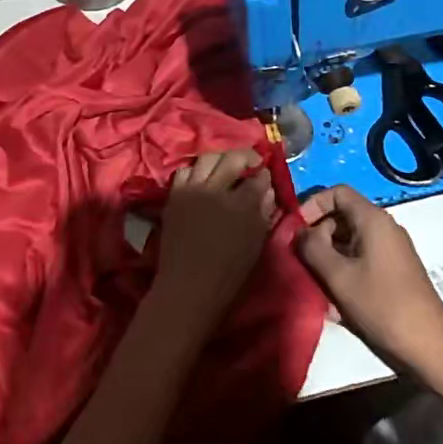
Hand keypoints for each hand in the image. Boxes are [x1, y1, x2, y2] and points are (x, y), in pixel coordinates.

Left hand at [154, 148, 276, 324]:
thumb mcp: (256, 243)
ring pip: (208, 157)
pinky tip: (203, 178)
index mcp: (242, 204)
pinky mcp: (175, 196)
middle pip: (233, 158)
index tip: (265, 176)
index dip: (264, 175)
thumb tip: (267, 191)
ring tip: (227, 166)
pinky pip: (185, 170)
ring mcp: (193, 190)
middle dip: (247, 156)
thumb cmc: (229, 272)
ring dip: (221, 158)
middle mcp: (216, 190)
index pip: (258, 177)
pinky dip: (196, 170)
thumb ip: (263, 213)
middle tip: (252, 163)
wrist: (188, 286)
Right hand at [297, 185, 442, 376]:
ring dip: (328, 256)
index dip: (312, 205)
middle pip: (342, 216)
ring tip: (313, 283)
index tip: (294, 230)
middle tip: (299, 260)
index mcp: (373, 219)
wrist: (427, 343)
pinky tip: (333, 299)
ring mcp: (390, 249)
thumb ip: (313, 248)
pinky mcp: (392, 270)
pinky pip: (360, 258)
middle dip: (317, 235)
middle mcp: (383, 227)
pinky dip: (343, 270)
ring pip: (349, 240)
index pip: (337, 192)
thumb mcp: (338, 276)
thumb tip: (299, 231)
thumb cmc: (381, 305)